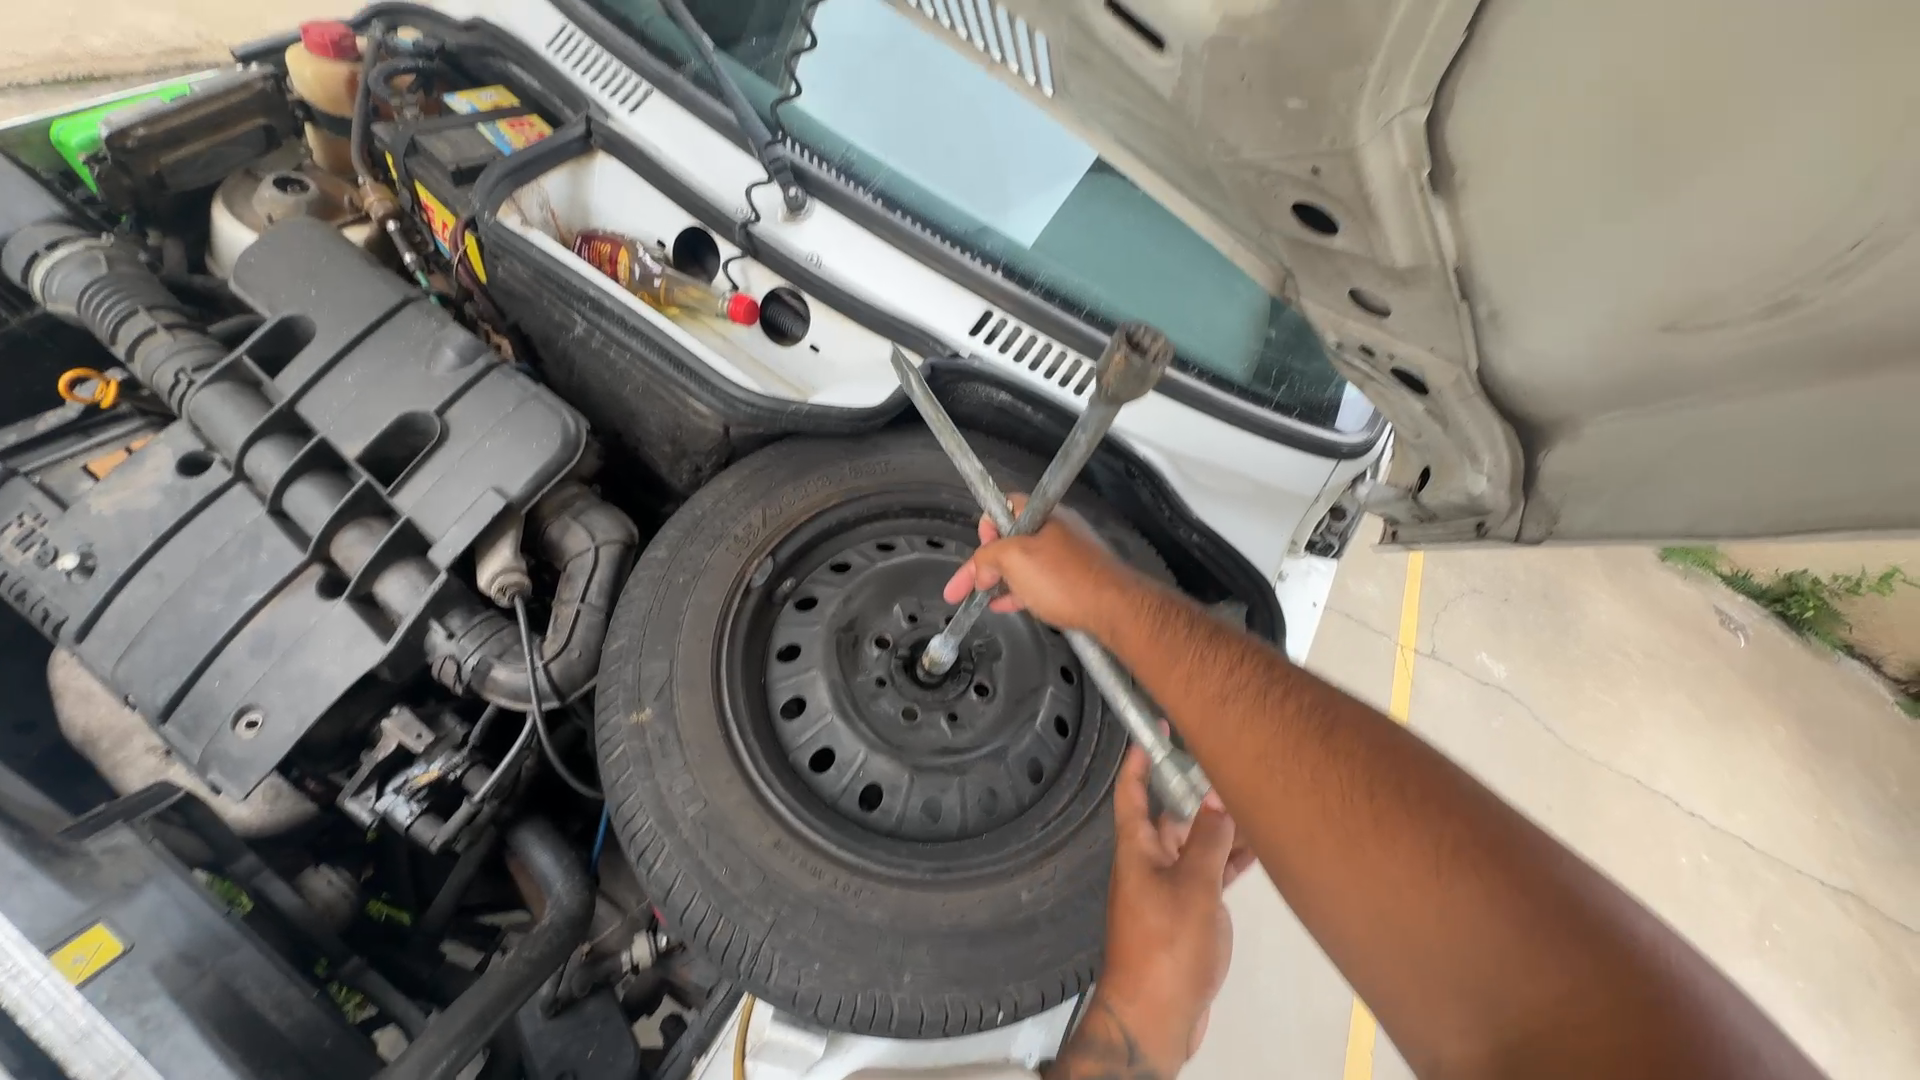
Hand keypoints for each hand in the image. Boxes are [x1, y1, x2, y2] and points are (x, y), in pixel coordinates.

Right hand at [941, 495, 1149, 634]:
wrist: (1114, 609)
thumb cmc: (1066, 579)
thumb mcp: (1013, 558)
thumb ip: (987, 557)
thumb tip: (979, 571)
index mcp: (1042, 514)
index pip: (1004, 505)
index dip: (986, 526)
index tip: (981, 549)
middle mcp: (1056, 530)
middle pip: (1010, 539)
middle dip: (987, 560)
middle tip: (974, 583)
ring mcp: (1067, 556)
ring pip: (1023, 563)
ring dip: (1001, 579)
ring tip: (983, 598)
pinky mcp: (1074, 580)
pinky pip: (1038, 581)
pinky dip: (1019, 591)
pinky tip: (1005, 605)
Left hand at [1082, 746, 1254, 1072]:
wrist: (1156, 1015)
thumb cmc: (1166, 943)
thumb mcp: (1192, 885)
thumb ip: (1207, 839)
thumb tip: (1216, 796)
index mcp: (1136, 847)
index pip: (1132, 790)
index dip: (1139, 758)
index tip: (1154, 729)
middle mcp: (1149, 860)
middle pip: (1168, 814)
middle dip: (1193, 789)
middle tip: (1226, 764)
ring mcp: (1168, 886)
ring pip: (1193, 843)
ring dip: (1217, 825)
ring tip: (1252, 801)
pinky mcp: (1187, 912)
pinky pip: (1207, 872)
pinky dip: (1227, 859)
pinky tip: (1255, 848)